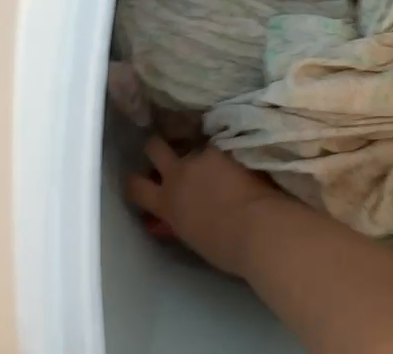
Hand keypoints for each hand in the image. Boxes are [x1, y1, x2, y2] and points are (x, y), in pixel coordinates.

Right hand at [125, 136, 281, 276]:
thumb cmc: (227, 248)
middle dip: (157, 147)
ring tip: (211, 163)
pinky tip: (233, 162)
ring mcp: (199, 158)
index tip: (139, 178)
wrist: (258, 228)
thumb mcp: (191, 237)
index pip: (135, 186)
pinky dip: (220, 154)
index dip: (133, 180)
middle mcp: (177, 175)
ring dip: (195, 153)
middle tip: (167, 153)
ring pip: (188, 144)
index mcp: (166, 204)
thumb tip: (175, 215)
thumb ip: (178, 220)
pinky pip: (215, 146)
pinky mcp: (222, 148)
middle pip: (153, 147)